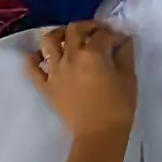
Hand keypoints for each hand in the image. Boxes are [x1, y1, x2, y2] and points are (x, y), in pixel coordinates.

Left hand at [26, 22, 137, 140]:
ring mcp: (54, 71)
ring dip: (59, 34)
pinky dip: (34, 59)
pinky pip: (32, 68)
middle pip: (75, 30)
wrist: (99, 135)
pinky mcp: (45, 85)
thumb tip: (124, 39)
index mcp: (92, 53)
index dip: (114, 35)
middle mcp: (71, 56)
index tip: (120, 41)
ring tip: (67, 38)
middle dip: (88, 27)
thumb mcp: (129, 78)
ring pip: (49, 41)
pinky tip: (41, 56)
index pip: (103, 35)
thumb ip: (126, 54)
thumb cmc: (118, 107)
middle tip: (97, 33)